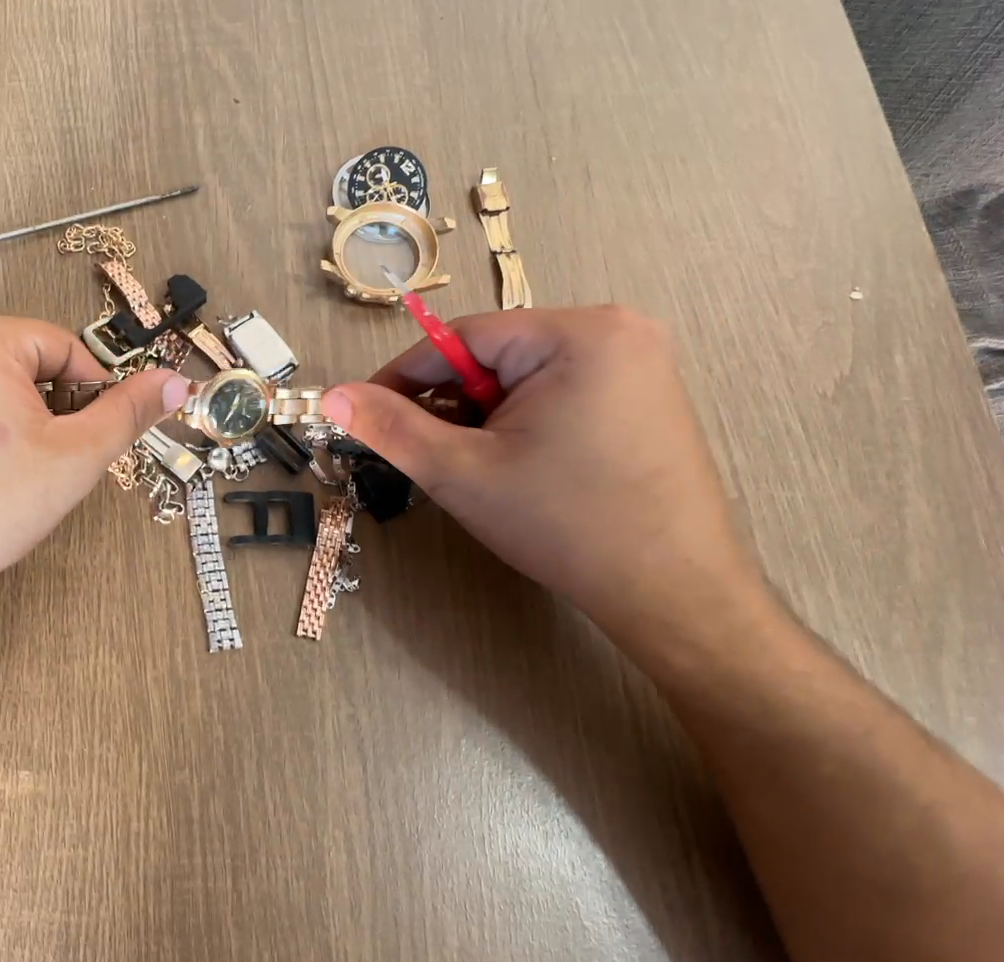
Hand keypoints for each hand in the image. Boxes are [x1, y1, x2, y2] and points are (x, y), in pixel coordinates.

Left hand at [0, 312, 187, 634]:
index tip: (92, 435)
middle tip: (50, 461)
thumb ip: (128, 413)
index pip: (62, 347)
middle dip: (48, 409)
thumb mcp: (75, 458)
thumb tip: (172, 383)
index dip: (90, 393)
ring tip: (12, 473)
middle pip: (22, 362)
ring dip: (14, 421)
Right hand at [322, 306, 769, 642]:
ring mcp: (641, 364)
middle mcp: (619, 330)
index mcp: (578, 333)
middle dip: (449, 403)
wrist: (671, 588)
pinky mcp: (646, 399)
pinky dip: (521, 422)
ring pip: (523, 377)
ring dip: (482, 417)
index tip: (365, 417)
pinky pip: (559, 392)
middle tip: (427, 456)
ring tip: (473, 469)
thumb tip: (332, 394)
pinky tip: (516, 468)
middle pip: (494, 355)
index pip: (460, 337)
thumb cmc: (562, 522)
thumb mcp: (460, 471)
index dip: (403, 377)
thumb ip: (390, 427)